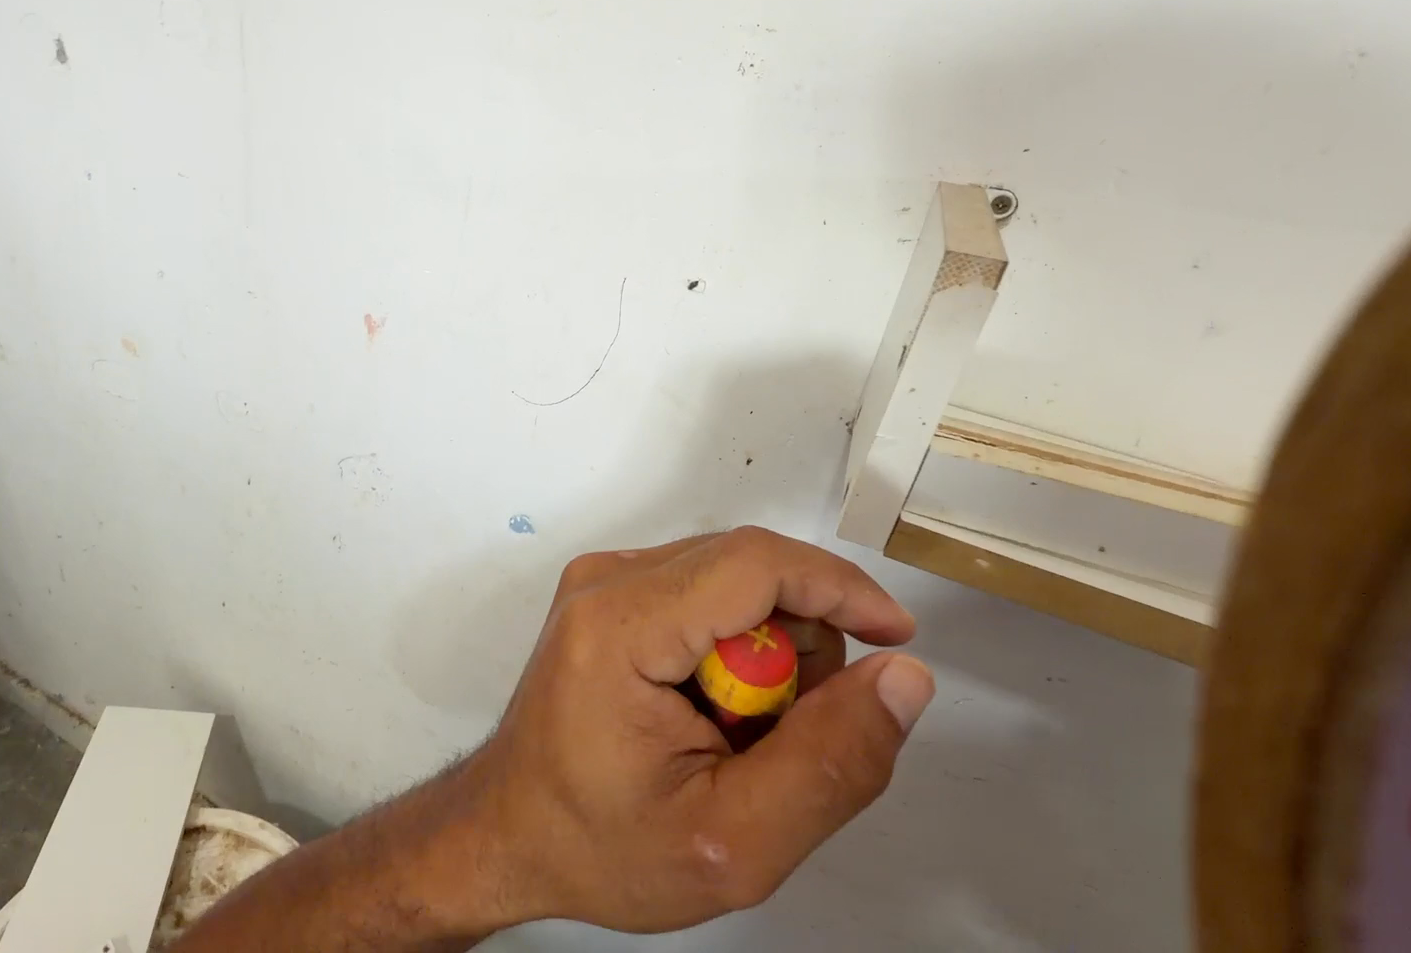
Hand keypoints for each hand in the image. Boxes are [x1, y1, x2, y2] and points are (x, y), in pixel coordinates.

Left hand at [460, 526, 931, 932]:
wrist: (508, 834)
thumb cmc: (598, 847)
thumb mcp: (734, 842)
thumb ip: (830, 763)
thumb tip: (901, 677)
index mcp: (620, 628)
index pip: (755, 564)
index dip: (839, 589)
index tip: (897, 638)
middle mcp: (606, 581)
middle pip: (749, 571)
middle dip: (801, 643)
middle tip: (792, 733)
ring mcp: (603, 582)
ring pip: (733, 582)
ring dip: (768, 652)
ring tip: (740, 735)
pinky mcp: (609, 596)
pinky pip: (705, 595)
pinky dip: (734, 649)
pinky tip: (713, 714)